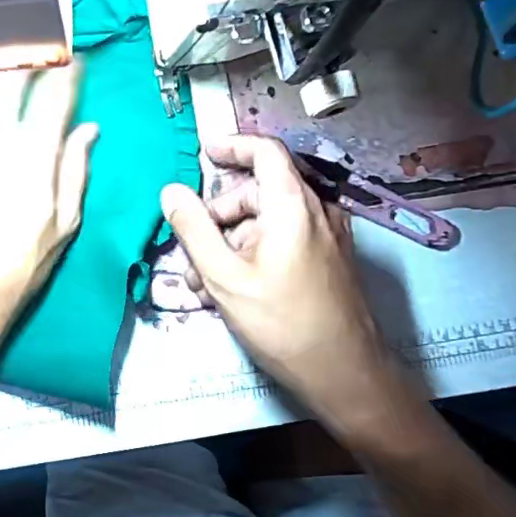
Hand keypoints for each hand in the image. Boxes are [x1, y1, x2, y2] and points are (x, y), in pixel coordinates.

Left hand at [0, 64, 97, 375]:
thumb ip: (76, 171)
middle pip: (8, 75)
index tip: (73, 58)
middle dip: (25, 50)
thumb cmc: (18, 268)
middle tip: (33, 44)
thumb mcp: (64, 227)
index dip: (67, 69)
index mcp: (35, 163)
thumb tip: (89, 128)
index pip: (55, 96)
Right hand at [160, 135, 398, 427]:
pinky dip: (256, 253)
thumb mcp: (225, 277)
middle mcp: (316, 210)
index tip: (205, 153)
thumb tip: (171, 192)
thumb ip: (195, 230)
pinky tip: (233, 290)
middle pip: (260, 191)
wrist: (345, 370)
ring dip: (232, 242)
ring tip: (205, 283)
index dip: (232, 145)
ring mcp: (326, 234)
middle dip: (219, 216)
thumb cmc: (283, 323)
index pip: (265, 151)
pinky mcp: (329, 257)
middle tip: (192, 254)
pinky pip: (286, 240)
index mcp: (293, 204)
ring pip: (269, 221)